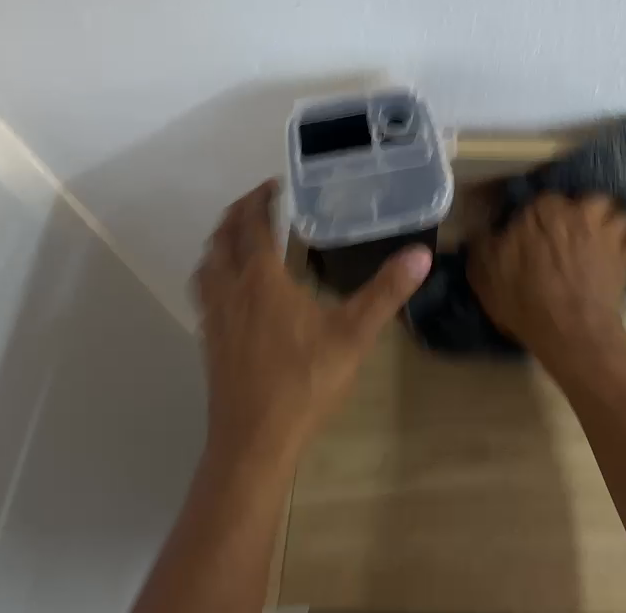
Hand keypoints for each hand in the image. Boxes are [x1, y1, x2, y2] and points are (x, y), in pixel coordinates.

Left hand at [193, 180, 430, 467]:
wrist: (254, 441)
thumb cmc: (304, 382)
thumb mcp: (353, 335)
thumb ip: (386, 292)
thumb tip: (421, 254)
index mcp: (261, 279)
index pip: (253, 225)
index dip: (260, 200)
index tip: (274, 185)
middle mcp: (230, 289)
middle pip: (222, 238)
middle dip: (237, 214)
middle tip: (258, 202)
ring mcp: (215, 317)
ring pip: (207, 264)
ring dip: (220, 241)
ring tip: (239, 237)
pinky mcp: (209, 342)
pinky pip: (204, 291)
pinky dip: (214, 272)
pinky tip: (232, 290)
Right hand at [469, 193, 625, 361]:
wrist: (571, 333)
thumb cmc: (524, 298)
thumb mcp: (484, 271)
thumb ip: (482, 242)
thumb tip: (485, 229)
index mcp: (544, 207)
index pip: (543, 197)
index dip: (540, 214)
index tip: (535, 230)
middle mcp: (581, 210)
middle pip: (590, 195)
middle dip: (586, 207)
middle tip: (576, 226)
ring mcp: (609, 232)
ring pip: (621, 211)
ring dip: (613, 221)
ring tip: (603, 236)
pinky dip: (624, 245)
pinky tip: (614, 258)